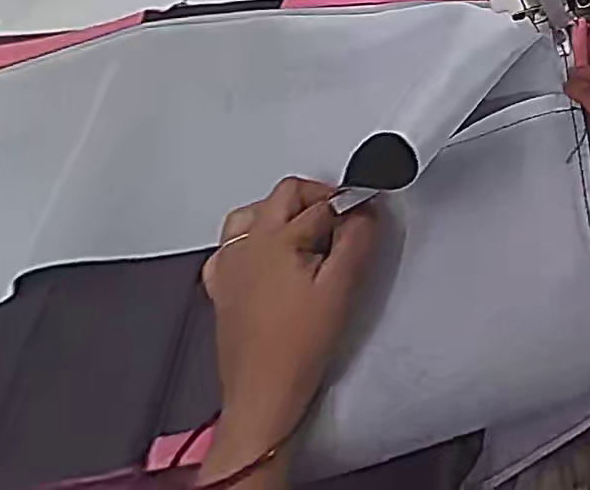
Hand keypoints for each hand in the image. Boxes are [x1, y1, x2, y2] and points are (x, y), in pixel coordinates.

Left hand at [199, 178, 378, 472]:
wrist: (264, 395)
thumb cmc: (298, 346)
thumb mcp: (343, 285)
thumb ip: (358, 238)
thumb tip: (365, 209)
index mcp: (275, 240)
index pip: (323, 204)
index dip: (351, 205)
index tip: (367, 213)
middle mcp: (246, 246)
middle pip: (286, 194)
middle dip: (319, 196)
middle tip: (343, 216)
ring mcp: (230, 265)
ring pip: (255, 211)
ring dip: (284, 211)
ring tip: (309, 228)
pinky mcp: (222, 286)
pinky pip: (232, 242)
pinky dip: (254, 236)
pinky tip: (272, 252)